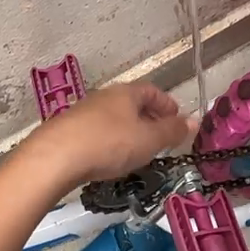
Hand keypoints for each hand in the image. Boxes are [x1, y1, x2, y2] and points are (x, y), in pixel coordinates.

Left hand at [16, 82, 195, 188]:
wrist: (55, 157)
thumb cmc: (109, 144)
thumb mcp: (149, 140)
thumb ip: (172, 131)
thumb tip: (194, 120)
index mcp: (126, 93)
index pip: (152, 91)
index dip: (166, 104)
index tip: (177, 119)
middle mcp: (104, 97)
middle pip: (132, 104)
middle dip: (149, 119)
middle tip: (160, 138)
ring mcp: (83, 112)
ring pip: (113, 118)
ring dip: (129, 131)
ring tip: (137, 151)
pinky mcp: (67, 130)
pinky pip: (97, 132)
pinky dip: (110, 141)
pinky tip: (109, 159)